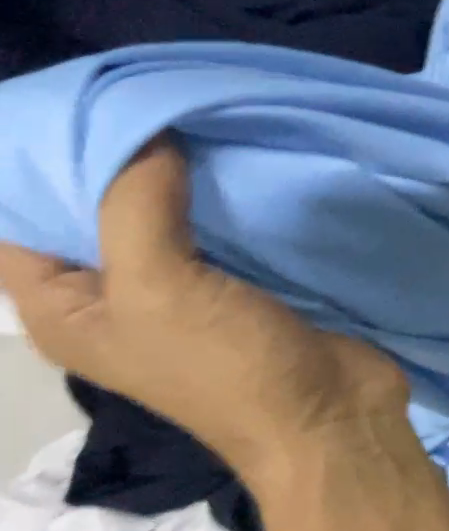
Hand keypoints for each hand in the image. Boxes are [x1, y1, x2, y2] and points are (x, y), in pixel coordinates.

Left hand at [0, 137, 409, 482]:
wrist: (335, 421)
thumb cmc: (231, 369)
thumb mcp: (160, 286)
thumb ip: (136, 204)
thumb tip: (153, 137)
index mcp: (64, 306)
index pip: (19, 218)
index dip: (43, 164)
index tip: (88, 111)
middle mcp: (120, 299)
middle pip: (99, 215)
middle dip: (122, 166)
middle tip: (151, 108)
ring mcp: (193, 299)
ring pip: (172, 224)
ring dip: (187, 186)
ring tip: (202, 131)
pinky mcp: (256, 298)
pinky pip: (232, 241)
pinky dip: (237, 212)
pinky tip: (251, 177)